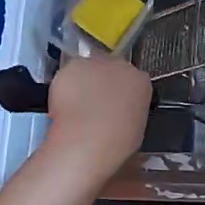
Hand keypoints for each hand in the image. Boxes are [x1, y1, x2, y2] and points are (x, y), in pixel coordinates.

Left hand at [42, 54, 150, 171]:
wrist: (89, 140)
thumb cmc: (118, 141)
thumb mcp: (136, 126)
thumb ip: (129, 110)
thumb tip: (120, 112)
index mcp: (140, 81)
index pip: (133, 79)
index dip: (121, 92)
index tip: (114, 104)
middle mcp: (120, 66)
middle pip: (110, 68)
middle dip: (102, 83)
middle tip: (94, 105)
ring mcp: (94, 64)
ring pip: (87, 69)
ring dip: (83, 83)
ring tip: (77, 107)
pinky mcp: (71, 68)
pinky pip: (68, 75)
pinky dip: (65, 87)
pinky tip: (64, 106)